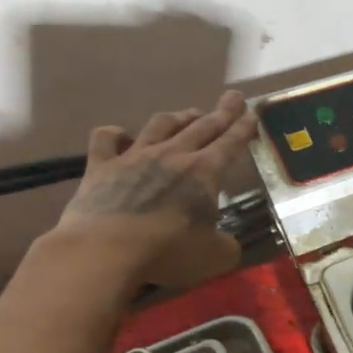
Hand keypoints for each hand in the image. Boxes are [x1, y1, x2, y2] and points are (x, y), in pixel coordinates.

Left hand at [47, 90, 257, 286]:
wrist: (104, 251)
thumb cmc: (168, 251)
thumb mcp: (216, 256)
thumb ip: (226, 244)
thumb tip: (225, 242)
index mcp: (206, 172)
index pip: (231, 142)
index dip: (244, 127)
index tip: (252, 112)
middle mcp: (173, 155)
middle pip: (202, 126)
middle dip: (222, 111)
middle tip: (233, 97)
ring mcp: (134, 157)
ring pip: (160, 125)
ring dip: (178, 117)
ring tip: (188, 114)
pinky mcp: (100, 167)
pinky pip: (106, 139)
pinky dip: (116, 134)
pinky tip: (122, 135)